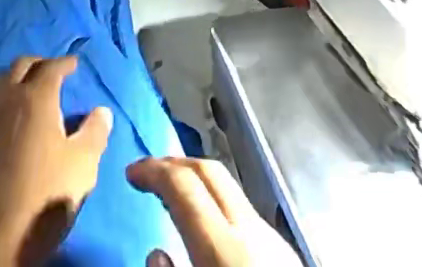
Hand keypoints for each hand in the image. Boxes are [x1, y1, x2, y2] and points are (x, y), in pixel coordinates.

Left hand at [0, 55, 112, 266]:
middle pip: (21, 65)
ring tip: (33, 87)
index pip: (51, 68)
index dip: (64, 63)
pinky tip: (14, 116)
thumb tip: (101, 110)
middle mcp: (8, 98)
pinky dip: (5, 98)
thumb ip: (94, 132)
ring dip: (18, 76)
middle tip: (54, 69)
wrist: (3, 230)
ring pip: (2, 80)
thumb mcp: (83, 165)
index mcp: (35, 98)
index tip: (74, 62)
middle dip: (40, 63)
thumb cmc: (49, 193)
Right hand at [128, 157, 299, 266]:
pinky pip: (245, 216)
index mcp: (224, 249)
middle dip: (173, 165)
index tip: (129, 176)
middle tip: (147, 176)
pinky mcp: (291, 262)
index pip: (182, 183)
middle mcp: (253, 236)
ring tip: (173, 200)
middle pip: (209, 173)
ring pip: (231, 192)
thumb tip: (159, 255)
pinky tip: (207, 232)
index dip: (151, 170)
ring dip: (197, 184)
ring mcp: (277, 247)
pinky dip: (217, 207)